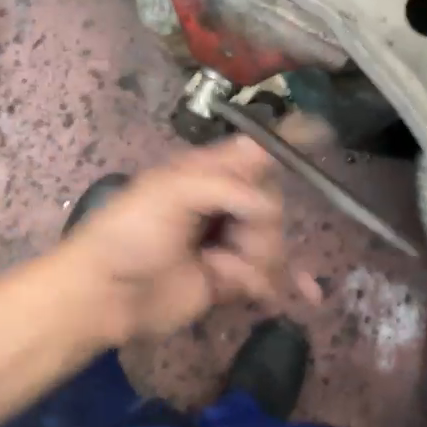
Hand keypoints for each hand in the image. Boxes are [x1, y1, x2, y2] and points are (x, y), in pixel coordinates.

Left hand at [56, 135, 309, 342]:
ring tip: (225, 274)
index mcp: (208, 171)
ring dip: (259, 259)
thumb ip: (227, 186)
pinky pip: (267, 277)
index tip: (322, 132)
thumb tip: (270, 205)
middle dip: (262, 224)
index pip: (255, 150)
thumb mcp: (173, 190)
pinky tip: (301, 294)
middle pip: (271, 202)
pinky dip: (283, 284)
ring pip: (272, 241)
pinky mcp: (228, 280)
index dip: (287, 140)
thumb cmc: (131, 230)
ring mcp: (227, 241)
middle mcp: (223, 201)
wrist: (103, 293)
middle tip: (232, 240)